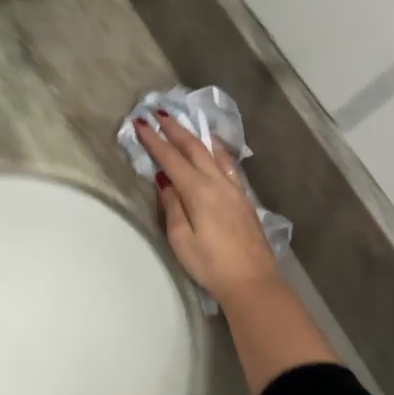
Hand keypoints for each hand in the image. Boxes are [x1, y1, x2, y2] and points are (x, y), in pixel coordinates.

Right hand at [135, 115, 280, 304]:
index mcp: (198, 191)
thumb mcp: (181, 238)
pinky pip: (227, 164)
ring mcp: (233, 188)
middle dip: (174, 129)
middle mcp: (217, 182)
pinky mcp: (243, 198)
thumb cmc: (210, 263)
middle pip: (194, 148)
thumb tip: (165, 181)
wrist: (252, 281)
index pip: (171, 158)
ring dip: (195, 136)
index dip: (155, 140)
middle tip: (158, 113)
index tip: (141, 123)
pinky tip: (214, 148)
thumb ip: (173, 205)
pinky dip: (216, 150)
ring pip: (212, 153)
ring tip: (183, 123)